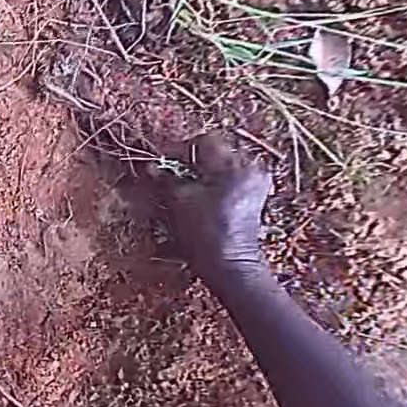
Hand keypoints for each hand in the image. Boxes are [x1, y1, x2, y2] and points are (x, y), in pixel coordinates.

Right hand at [161, 132, 271, 279]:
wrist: (228, 264)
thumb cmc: (203, 232)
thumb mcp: (180, 201)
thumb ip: (166, 178)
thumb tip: (150, 165)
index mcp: (235, 166)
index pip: (204, 141)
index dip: (178, 149)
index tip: (161, 162)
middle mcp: (251, 168)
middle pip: (215, 152)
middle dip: (190, 161)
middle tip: (168, 173)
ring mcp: (256, 181)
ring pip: (222, 164)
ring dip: (201, 171)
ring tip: (182, 184)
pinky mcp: (255, 194)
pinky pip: (230, 177)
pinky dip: (213, 180)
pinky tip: (200, 194)